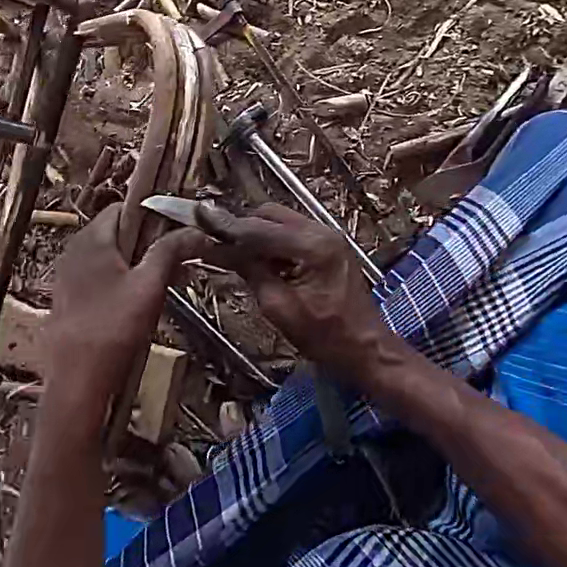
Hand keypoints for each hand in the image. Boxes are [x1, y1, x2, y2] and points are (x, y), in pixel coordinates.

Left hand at [46, 203, 212, 405]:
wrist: (76, 379)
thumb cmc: (114, 326)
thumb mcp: (149, 286)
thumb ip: (170, 252)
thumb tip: (196, 230)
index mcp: (91, 238)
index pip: (122, 208)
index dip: (150, 216)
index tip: (173, 234)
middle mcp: (73, 249)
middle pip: (115, 233)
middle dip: (145, 244)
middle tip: (173, 264)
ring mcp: (66, 275)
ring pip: (106, 258)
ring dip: (133, 266)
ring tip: (158, 287)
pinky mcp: (65, 298)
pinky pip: (95, 278)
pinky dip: (116, 282)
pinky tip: (133, 305)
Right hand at [200, 203, 397, 386]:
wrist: (369, 351)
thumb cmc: (326, 338)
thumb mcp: (279, 307)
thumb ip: (250, 270)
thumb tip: (219, 248)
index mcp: (313, 246)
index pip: (258, 229)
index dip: (225, 227)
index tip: (197, 220)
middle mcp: (321, 230)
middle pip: (267, 214)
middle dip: (241, 228)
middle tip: (217, 246)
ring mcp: (326, 235)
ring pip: (277, 220)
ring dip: (255, 234)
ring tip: (237, 256)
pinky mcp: (326, 244)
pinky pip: (289, 231)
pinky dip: (271, 241)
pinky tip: (261, 261)